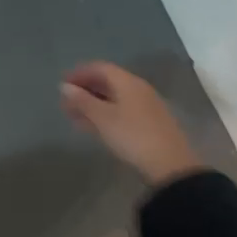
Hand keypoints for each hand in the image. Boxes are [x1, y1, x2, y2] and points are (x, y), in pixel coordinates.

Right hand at [61, 61, 202, 185]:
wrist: (173, 169)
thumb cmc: (133, 137)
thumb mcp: (103, 119)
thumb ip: (82, 101)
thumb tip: (64, 86)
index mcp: (127, 82)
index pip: (99, 67)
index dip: (79, 73)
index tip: (63, 85)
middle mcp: (139, 89)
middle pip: (107, 82)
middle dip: (85, 90)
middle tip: (66, 103)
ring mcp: (148, 107)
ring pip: (115, 99)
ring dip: (94, 104)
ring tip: (77, 117)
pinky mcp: (152, 125)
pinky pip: (123, 111)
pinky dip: (107, 115)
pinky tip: (97, 128)